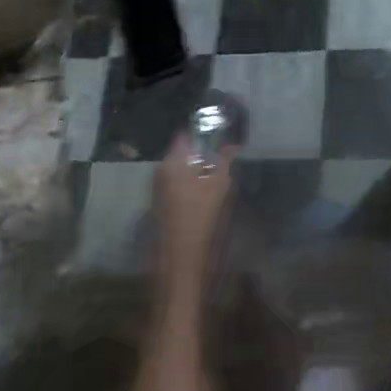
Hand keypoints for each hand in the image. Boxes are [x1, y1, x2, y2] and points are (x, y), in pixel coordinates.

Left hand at [157, 134, 237, 273]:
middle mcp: (161, 170)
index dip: (204, 131)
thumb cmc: (201, 219)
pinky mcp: (161, 201)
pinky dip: (191, 180)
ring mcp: (158, 186)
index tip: (222, 131)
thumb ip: (224, 162)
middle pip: (183, 150)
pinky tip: (207, 189)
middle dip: (203, 149)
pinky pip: (178, 181)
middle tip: (226, 152)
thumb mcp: (219, 187)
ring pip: (181, 167)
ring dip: (198, 166)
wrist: (180, 259)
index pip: (186, 134)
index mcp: (173, 162)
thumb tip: (232, 145)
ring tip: (220, 169)